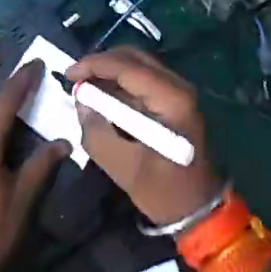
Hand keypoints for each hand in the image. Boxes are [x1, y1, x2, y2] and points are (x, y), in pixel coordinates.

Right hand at [66, 46, 223, 223]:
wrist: (203, 213)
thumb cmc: (166, 192)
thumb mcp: (125, 168)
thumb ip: (97, 133)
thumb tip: (82, 103)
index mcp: (172, 99)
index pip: (126, 66)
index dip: (93, 65)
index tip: (67, 74)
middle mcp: (179, 87)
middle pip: (133, 57)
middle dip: (100, 63)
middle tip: (75, 78)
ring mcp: (180, 93)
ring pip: (138, 65)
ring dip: (109, 71)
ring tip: (85, 86)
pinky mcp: (176, 102)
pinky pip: (143, 80)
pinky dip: (120, 82)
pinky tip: (104, 96)